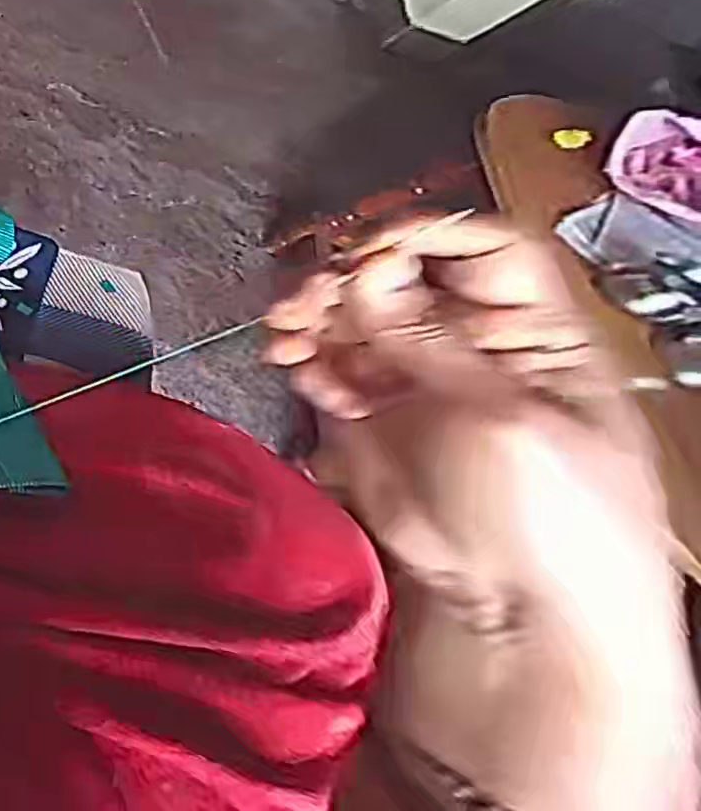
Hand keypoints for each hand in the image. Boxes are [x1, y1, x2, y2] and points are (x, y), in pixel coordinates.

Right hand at [262, 215, 668, 614]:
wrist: (504, 599)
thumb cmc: (550, 515)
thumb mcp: (500, 417)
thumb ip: (428, 341)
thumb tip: (368, 271)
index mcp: (529, 337)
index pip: (481, 253)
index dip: (423, 237)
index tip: (364, 246)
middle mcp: (461, 346)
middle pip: (393, 280)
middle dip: (342, 279)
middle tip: (307, 296)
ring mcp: (405, 376)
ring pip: (344, 315)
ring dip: (307, 312)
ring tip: (287, 331)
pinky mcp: (356, 405)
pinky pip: (316, 357)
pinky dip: (294, 351)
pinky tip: (289, 359)